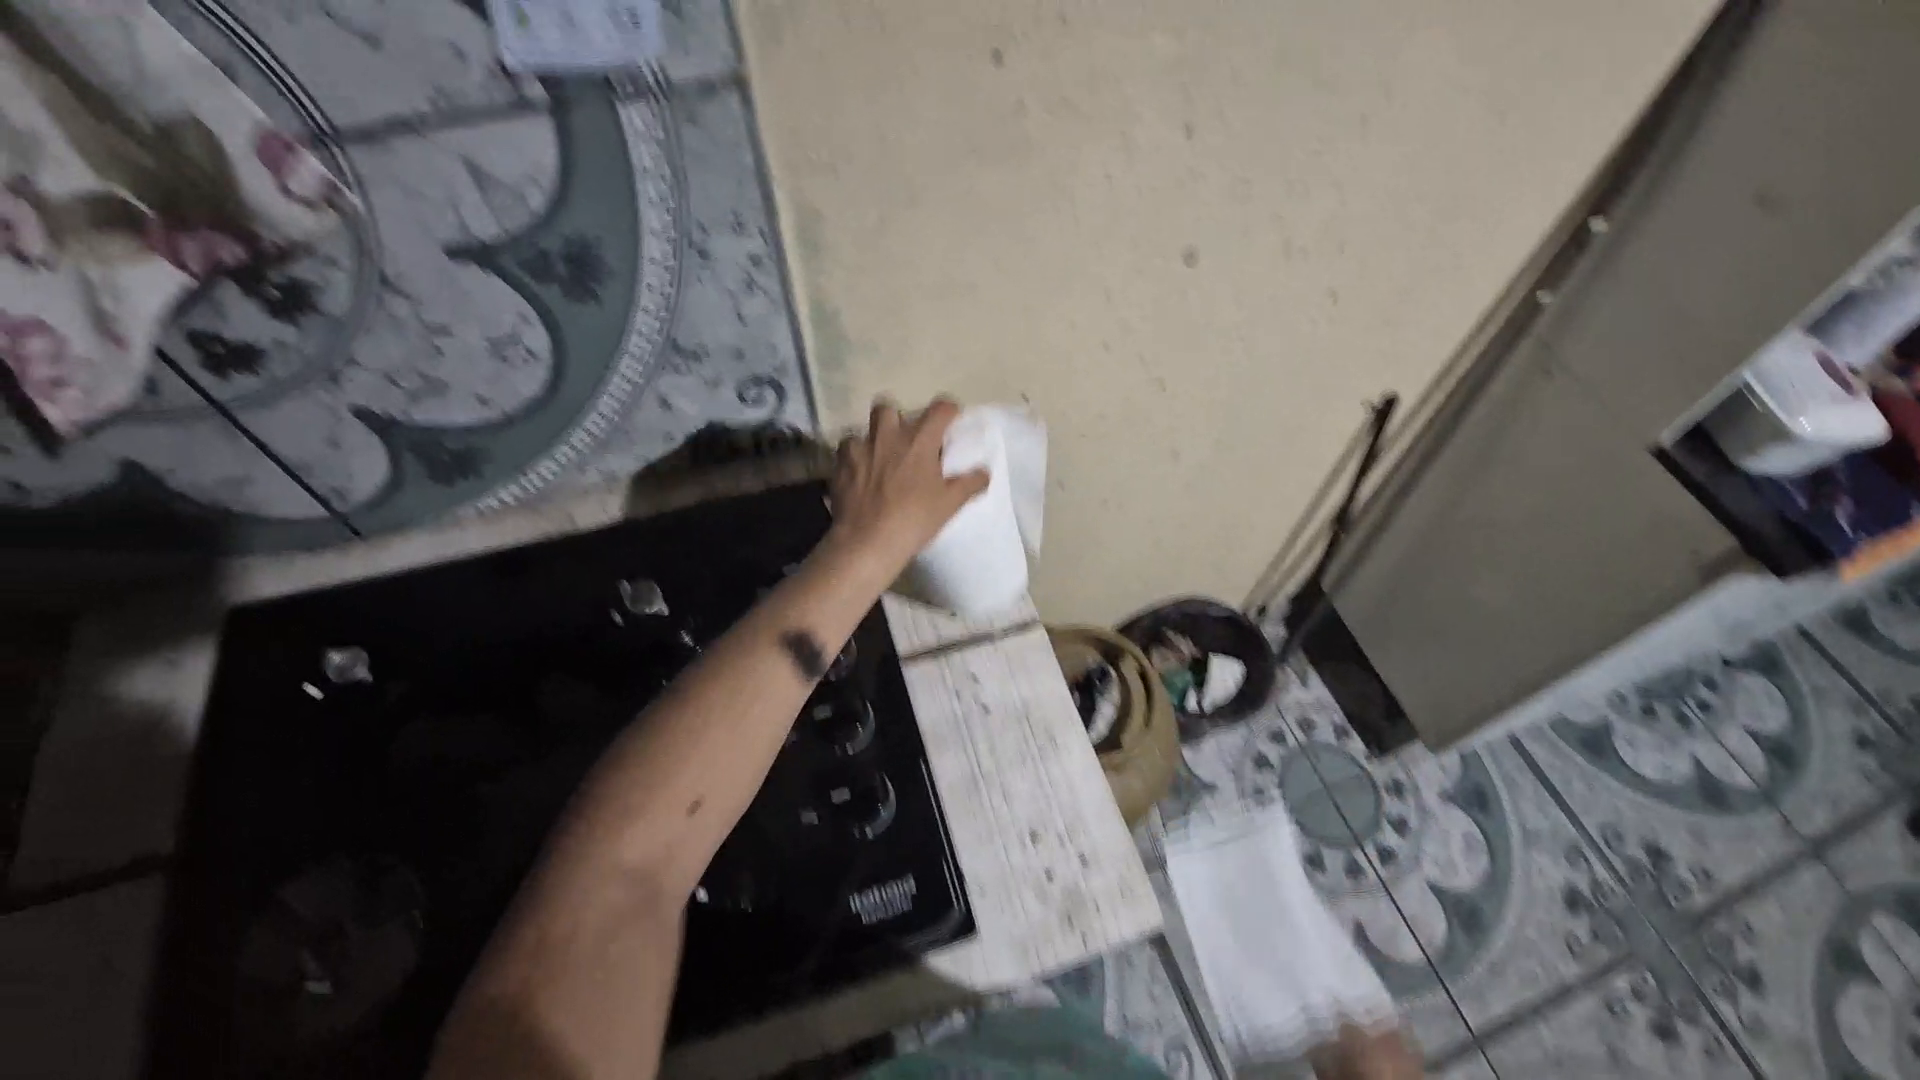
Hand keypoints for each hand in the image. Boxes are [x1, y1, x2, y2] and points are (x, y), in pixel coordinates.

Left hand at [823, 397, 989, 575]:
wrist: (867, 542)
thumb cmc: (914, 520)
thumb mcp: (949, 504)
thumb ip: (969, 484)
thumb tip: (984, 473)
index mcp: (919, 440)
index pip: (940, 409)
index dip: (948, 411)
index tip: (950, 422)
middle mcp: (887, 436)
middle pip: (887, 407)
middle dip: (896, 418)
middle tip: (903, 440)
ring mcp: (859, 449)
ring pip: (861, 430)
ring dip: (871, 440)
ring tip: (877, 459)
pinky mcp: (838, 466)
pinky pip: (844, 453)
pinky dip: (852, 460)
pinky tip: (858, 476)